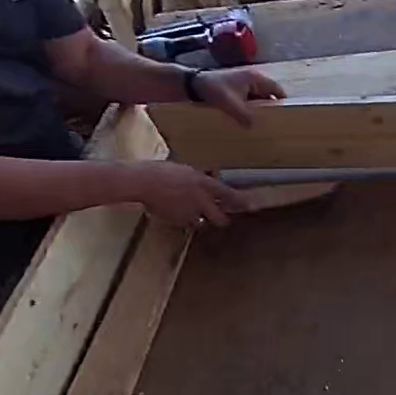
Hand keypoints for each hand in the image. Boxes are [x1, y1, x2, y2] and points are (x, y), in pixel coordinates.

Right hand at [122, 161, 248, 227]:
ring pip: (202, 222)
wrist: (143, 182)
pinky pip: (186, 223)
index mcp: (204, 183)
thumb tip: (211, 178)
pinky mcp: (177, 221)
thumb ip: (201, 178)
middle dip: (222, 219)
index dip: (241, 201)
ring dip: (199, 218)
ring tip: (185, 207)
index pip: (228, 194)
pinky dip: (183, 218)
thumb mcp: (187, 171)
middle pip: (220, 218)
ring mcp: (190, 213)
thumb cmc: (162, 171)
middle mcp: (201, 200)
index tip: (252, 206)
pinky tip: (172, 208)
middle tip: (222, 217)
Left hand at [193, 67, 286, 126]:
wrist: (193, 84)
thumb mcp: (230, 104)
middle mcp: (252, 79)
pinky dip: (251, 107)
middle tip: (276, 121)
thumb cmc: (214, 90)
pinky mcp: (236, 88)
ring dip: (260, 108)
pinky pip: (249, 99)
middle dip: (272, 106)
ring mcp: (244, 83)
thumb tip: (255, 128)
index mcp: (255, 79)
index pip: (276, 89)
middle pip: (269, 94)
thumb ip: (244, 116)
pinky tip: (250, 119)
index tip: (286, 114)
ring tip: (264, 122)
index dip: (282, 101)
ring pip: (259, 97)